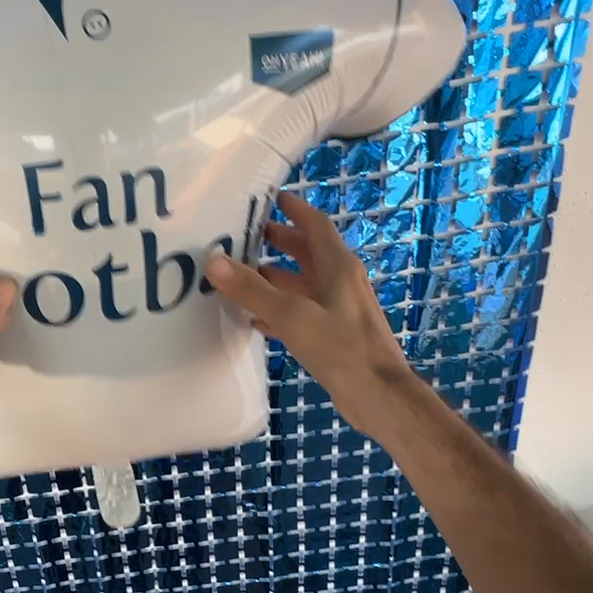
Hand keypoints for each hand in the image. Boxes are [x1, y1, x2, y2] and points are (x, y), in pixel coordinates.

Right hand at [205, 190, 418, 435]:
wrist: (377, 394)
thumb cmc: (340, 347)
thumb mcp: (291, 315)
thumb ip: (252, 289)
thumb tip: (214, 260)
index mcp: (338, 267)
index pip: (315, 225)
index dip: (294, 209)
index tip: (270, 198)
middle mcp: (341, 282)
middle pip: (308, 252)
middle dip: (280, 241)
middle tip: (246, 236)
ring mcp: (340, 308)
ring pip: (304, 283)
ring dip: (276, 277)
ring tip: (242, 276)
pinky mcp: (335, 333)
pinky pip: (303, 311)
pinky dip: (280, 309)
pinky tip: (256, 319)